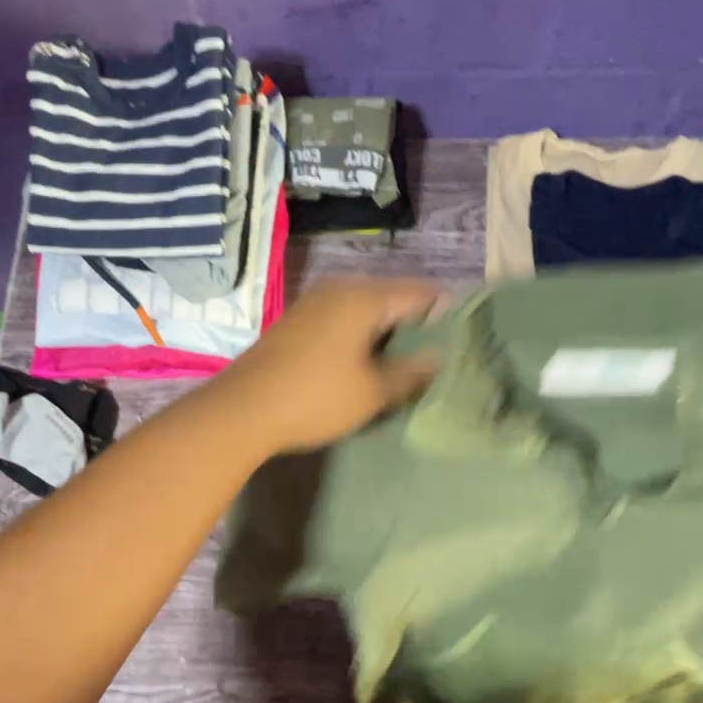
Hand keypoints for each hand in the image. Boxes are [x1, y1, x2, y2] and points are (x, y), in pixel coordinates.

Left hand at [206, 278, 441, 452]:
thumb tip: (439, 357)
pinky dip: (357, 341)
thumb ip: (411, 373)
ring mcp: (310, 307)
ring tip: (402, 367)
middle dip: (413, 326)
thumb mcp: (372, 391)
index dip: (445, 313)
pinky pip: (339, 325)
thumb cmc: (314, 398)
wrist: (240, 412)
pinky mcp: (293, 327)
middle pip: (390, 299)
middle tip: (435, 358)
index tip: (462, 339)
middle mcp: (337, 291)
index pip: (420, 293)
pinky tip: (362, 368)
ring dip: (383, 336)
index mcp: (363, 297)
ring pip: (362, 313)